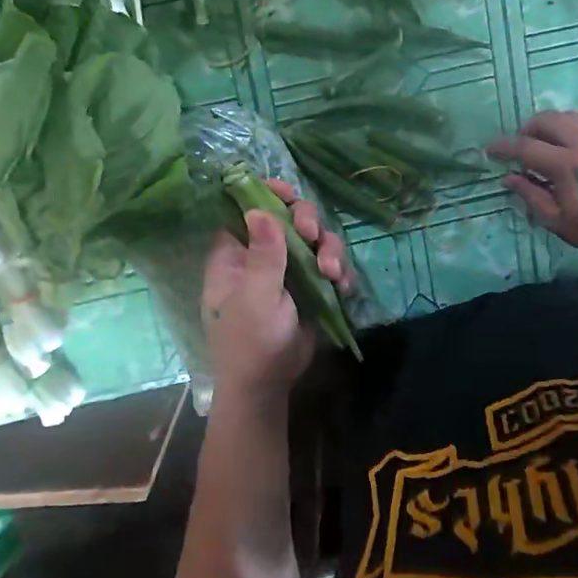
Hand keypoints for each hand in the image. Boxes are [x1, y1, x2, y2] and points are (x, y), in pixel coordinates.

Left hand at [202, 181, 351, 403]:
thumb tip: (259, 210)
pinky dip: (339, 271)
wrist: (269, 383)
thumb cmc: (250, 340)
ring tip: (333, 273)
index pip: (246, 212)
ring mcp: (288, 273)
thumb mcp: (256, 296)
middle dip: (307, 224)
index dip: (266, 197)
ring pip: (314, 242)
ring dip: (329, 250)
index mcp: (234, 257)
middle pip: (287, 220)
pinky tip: (343, 285)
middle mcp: (261, 258)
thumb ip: (262, 254)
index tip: (288, 194)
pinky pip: (329, 266)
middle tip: (314, 237)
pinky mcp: (310, 288)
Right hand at [487, 110, 577, 256]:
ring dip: (548, 124)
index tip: (490, 148)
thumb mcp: (554, 219)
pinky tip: (564, 145)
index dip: (504, 147)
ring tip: (541, 141)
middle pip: (547, 120)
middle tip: (519, 146)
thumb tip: (508, 178)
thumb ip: (530, 194)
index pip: (526, 147)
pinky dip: (567, 128)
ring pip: (567, 116)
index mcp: (566, 166)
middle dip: (527, 129)